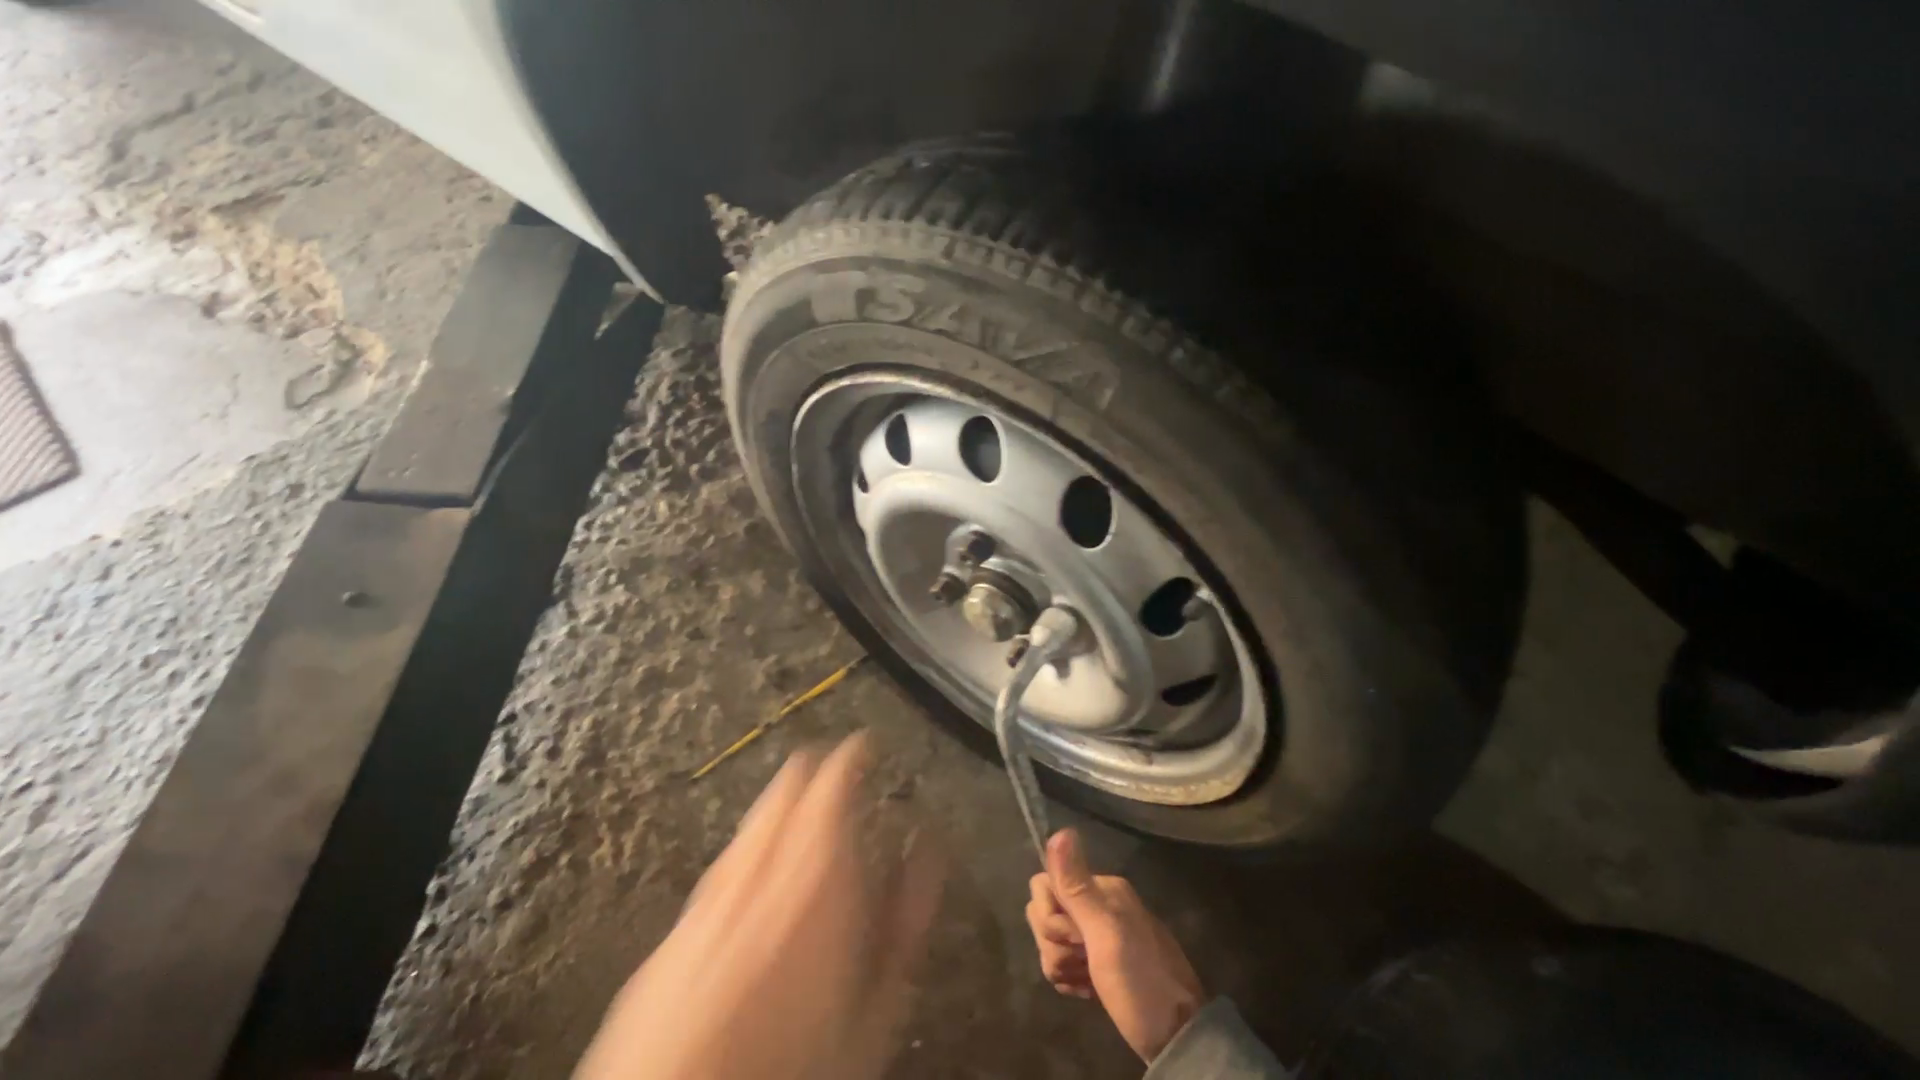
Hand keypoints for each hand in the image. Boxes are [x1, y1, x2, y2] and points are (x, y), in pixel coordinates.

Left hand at [576, 734, 943, 1079]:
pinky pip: (724, 862)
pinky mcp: (678, 924)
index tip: (867, 745)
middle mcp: (760, 865)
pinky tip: (756, 870)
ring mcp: (712, 892)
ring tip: (801, 805)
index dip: (852, 755)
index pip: (834, 782)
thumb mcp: (878, 998)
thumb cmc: (800, 1057)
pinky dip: (750, 847)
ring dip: (780, 804)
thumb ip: (906, 913)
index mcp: (817, 873)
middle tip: (838, 770)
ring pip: (752, 822)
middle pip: (786, 790)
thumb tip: (927, 849)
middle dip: (814, 771)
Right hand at [1025, 829, 1205, 1061]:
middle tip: (1084, 961)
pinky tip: (1087, 990)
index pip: (1045, 883)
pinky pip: (1062, 960)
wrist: (1174, 1037)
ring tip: (1087, 981)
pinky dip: (1069, 978)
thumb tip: (1060, 831)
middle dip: (1053, 943)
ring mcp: (1098, 934)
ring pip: (1051, 939)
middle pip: (1045, 911)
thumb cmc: (1141, 983)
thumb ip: (1078, 887)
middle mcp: (1099, 905)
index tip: (1075, 938)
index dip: (1049, 915)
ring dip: (1061, 964)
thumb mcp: (1106, 935)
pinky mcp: (1096, 961)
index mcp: (1103, 889)